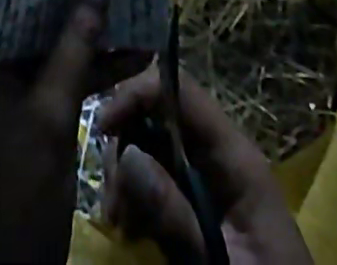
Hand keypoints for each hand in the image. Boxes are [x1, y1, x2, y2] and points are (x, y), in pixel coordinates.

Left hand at [0, 0, 146, 263]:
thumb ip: (74, 43)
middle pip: (31, 15)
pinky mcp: (39, 111)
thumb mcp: (49, 110)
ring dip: (92, 29)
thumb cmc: (15, 184)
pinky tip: (137, 51)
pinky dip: (98, 65)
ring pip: (56, 44)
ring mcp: (15, 89)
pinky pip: (69, 74)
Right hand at [99, 67, 312, 264]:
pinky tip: (130, 231)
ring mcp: (205, 175)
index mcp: (233, 154)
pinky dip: (132, 196)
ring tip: (122, 226)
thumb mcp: (217, 259)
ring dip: (124, 176)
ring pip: (148, 144)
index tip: (103, 129)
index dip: (138, 94)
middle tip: (115, 204)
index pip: (182, 90)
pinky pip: (153, 177)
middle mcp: (218, 153)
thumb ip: (176, 215)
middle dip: (125, 145)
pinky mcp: (194, 200)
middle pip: (157, 113)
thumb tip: (128, 155)